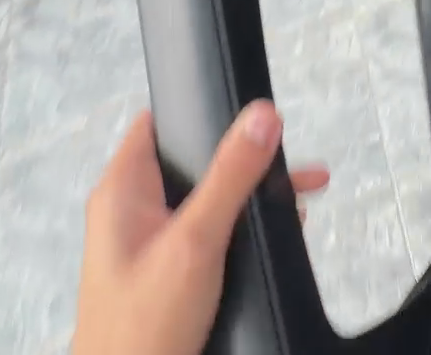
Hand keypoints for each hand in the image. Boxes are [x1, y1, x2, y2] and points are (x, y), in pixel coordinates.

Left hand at [73, 102, 328, 354]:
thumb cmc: (144, 327)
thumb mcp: (196, 242)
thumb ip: (231, 176)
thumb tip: (264, 113)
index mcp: (124, 191)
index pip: (160, 123)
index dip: (200, 106)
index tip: (249, 103)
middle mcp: (135, 209)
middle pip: (196, 157)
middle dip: (248, 153)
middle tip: (291, 153)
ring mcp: (153, 240)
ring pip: (212, 194)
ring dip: (256, 189)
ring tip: (306, 188)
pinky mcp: (171, 268)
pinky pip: (215, 226)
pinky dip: (248, 222)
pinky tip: (285, 227)